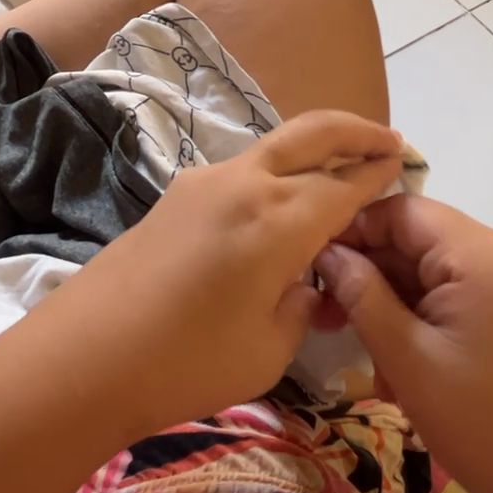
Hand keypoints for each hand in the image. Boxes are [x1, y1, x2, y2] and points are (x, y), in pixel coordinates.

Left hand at [26, 110, 403, 436]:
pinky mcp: (178, 194)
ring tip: (338, 168)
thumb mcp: (268, 347)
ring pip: (273, 149)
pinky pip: (241, 172)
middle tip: (386, 139)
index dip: (376, 173)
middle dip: (354, 131)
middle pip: (310, 135)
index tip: (402, 160)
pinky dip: (275, 174)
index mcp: (278, 219)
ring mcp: (205, 181)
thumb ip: (302, 305)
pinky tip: (280, 204)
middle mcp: (245, 183)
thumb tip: (312, 284)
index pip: (343, 184)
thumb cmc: (188, 361)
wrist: (90, 352)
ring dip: (311, 150)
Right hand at [315, 199, 492, 492]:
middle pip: (416, 238)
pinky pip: (455, 291)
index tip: (316, 265)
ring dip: (392, 302)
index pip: (402, 210)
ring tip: (369, 356)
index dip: (353, 230)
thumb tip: (325, 251)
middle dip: (371, 274)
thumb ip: (360, 291)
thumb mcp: (405, 356)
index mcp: (483, 254)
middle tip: (330, 317)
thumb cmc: (480, 423)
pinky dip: (422, 316)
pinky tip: (403, 363)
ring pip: (431, 268)